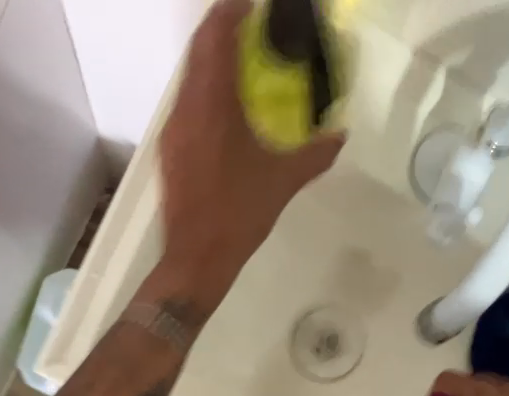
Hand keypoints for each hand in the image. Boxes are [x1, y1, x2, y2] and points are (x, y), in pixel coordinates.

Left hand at [154, 0, 344, 305]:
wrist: (196, 258)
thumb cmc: (238, 216)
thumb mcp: (282, 182)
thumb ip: (315, 154)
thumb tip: (339, 136)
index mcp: (214, 105)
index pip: (217, 37)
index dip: (232, 12)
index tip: (252, 4)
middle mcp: (187, 109)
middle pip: (198, 50)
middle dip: (220, 29)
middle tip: (247, 21)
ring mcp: (173, 130)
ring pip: (188, 77)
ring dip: (210, 60)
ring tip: (238, 59)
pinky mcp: (169, 151)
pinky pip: (185, 103)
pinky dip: (203, 90)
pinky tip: (222, 106)